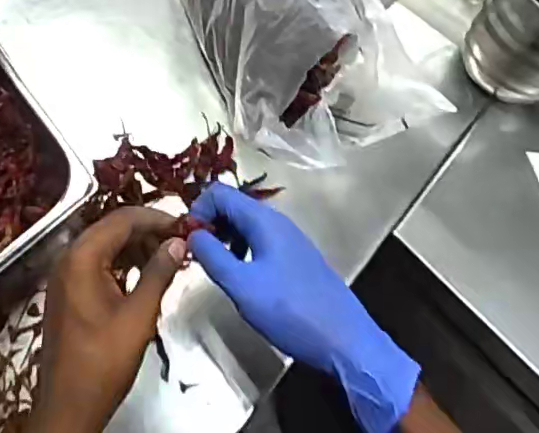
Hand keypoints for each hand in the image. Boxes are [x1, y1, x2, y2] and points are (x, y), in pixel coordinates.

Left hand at [28, 207, 186, 432]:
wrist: (67, 405)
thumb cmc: (103, 362)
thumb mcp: (138, 317)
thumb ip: (158, 275)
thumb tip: (178, 243)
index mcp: (81, 255)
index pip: (121, 220)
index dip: (155, 218)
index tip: (184, 224)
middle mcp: (69, 255)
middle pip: (112, 229)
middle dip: (147, 232)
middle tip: (181, 242)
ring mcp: (66, 272)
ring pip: (106, 245)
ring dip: (136, 247)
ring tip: (170, 257)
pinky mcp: (69, 288)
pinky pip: (98, 263)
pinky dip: (122, 263)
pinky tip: (146, 274)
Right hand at [186, 183, 418, 432]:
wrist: (350, 346)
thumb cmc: (293, 312)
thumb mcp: (242, 286)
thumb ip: (211, 255)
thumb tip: (192, 233)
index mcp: (263, 220)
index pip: (218, 192)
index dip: (197, 209)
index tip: (188, 237)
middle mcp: (277, 222)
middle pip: (232, 206)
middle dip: (209, 223)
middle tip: (197, 253)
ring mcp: (289, 240)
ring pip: (245, 225)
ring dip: (224, 238)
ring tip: (216, 266)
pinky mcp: (296, 259)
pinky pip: (259, 241)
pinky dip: (242, 249)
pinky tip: (242, 276)